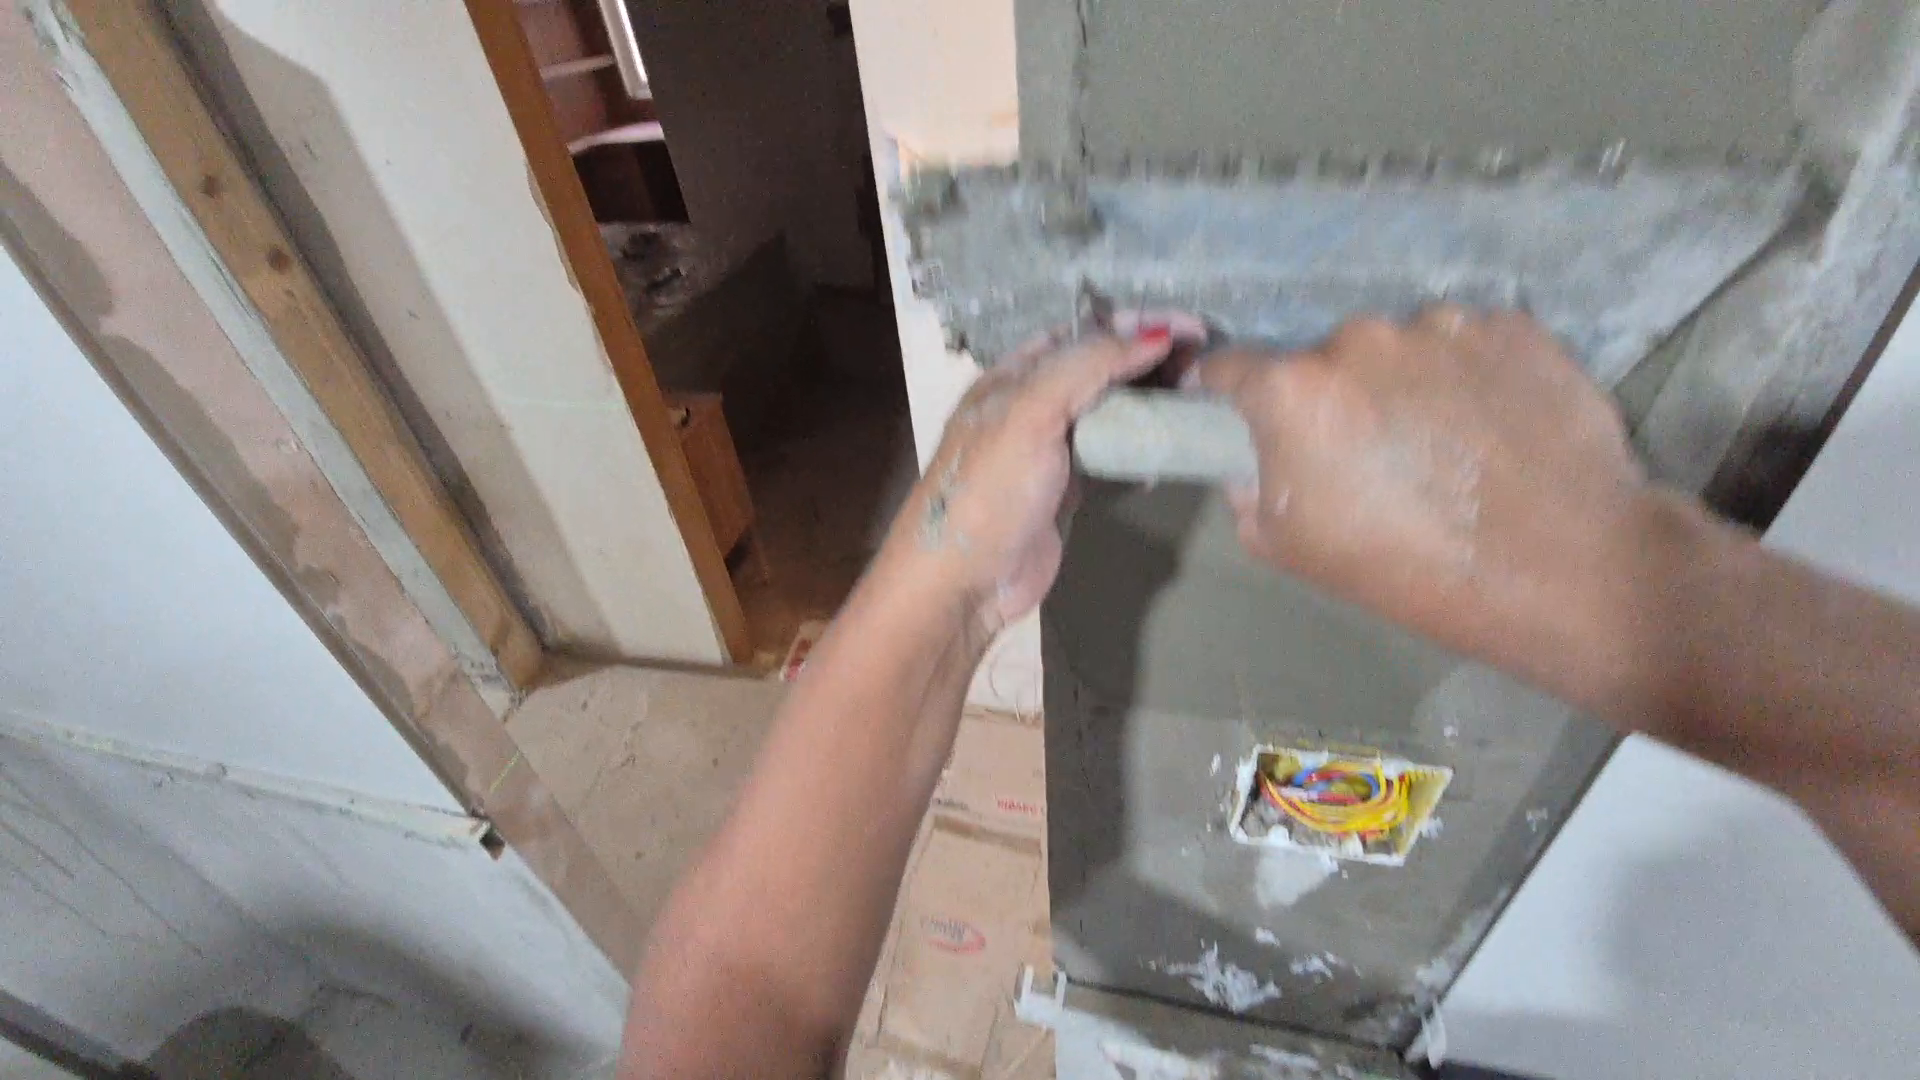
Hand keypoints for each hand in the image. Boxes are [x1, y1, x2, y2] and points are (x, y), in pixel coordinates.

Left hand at [886, 312, 1208, 634]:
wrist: (965, 582)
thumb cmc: (990, 491)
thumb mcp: (1030, 414)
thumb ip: (1086, 367)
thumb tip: (1153, 334)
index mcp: (1009, 378)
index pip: (1077, 333)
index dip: (1130, 323)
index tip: (1187, 327)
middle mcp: (1027, 406)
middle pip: (1095, 368)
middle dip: (1145, 358)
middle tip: (1203, 358)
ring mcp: (1047, 451)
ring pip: (1105, 412)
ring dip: (1147, 401)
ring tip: (1197, 394)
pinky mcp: (1065, 489)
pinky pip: (1108, 455)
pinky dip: (1138, 447)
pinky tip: (1166, 447)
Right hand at [1193, 308, 1651, 670]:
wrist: (1563, 568)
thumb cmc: (1403, 568)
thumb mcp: (1287, 548)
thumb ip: (1247, 491)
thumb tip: (1254, 463)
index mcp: (1293, 391)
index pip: (1227, 367)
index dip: (1222, 392)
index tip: (1233, 412)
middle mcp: (1357, 339)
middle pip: (1316, 359)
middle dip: (1323, 397)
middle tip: (1356, 448)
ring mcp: (1440, 326)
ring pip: (1392, 348)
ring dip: (1395, 382)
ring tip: (1434, 438)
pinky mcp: (1512, 327)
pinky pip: (1460, 344)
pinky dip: (1458, 374)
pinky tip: (1483, 424)